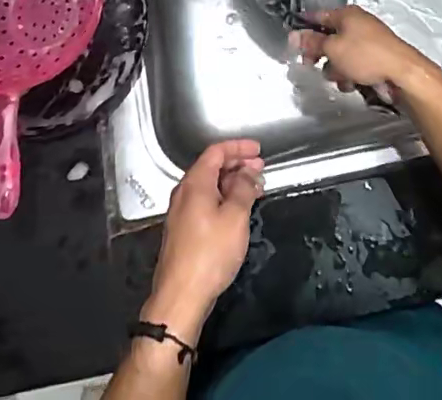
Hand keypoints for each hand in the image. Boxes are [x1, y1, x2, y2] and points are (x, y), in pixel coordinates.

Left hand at [145, 139, 264, 341]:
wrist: (180, 296)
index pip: (216, 151)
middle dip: (237, 164)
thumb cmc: (210, 253)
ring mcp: (181, 211)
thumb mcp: (235, 218)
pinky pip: (205, 201)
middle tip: (261, 169)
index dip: (238, 147)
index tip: (258, 150)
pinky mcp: (183, 229)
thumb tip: (248, 173)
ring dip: (232, 182)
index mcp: (195, 182)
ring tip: (255, 189)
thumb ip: (243, 189)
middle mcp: (184, 191)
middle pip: (211, 167)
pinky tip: (237, 209)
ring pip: (209, 185)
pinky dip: (223, 197)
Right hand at [290, 5, 441, 99]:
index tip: (294, 41)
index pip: (317, 16)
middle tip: (311, 64)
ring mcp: (368, 41)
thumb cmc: (368, 55)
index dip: (303, 28)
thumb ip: (312, 42)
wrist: (403, 74)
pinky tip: (352, 83)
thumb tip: (295, 35)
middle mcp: (357, 24)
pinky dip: (350, 74)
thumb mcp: (333, 48)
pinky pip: (354, 65)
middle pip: (329, 37)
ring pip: (341, 54)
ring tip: (340, 77)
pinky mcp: (375, 58)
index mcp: (347, 14)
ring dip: (336, 68)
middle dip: (320, 53)